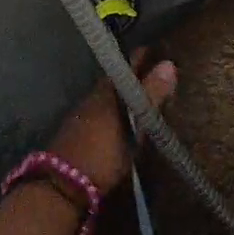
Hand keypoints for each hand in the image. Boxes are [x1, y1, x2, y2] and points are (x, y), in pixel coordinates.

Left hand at [45, 48, 177, 193]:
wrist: (63, 185)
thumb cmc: (101, 151)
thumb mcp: (132, 125)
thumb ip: (149, 96)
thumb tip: (169, 63)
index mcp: (105, 92)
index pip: (124, 66)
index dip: (140, 58)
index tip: (156, 49)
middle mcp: (92, 100)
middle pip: (115, 82)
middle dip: (133, 76)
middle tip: (155, 73)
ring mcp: (84, 119)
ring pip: (108, 100)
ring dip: (124, 97)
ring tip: (145, 99)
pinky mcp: (81, 138)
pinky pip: (104, 116)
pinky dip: (117, 113)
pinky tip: (125, 123)